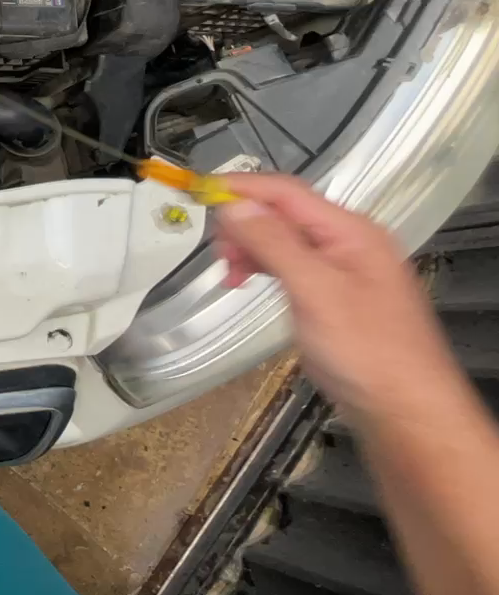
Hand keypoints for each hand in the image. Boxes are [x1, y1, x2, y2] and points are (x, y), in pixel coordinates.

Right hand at [216, 174, 467, 428]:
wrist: (401, 407)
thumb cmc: (367, 350)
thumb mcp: (315, 290)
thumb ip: (273, 243)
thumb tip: (232, 205)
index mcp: (350, 233)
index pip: (283, 191)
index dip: (236, 187)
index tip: (193, 194)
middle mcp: (343, 241)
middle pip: (273, 210)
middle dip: (238, 225)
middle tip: (221, 255)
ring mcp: (333, 263)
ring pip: (270, 234)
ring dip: (242, 246)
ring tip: (232, 274)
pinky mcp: (321, 285)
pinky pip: (277, 257)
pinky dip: (252, 264)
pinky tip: (241, 281)